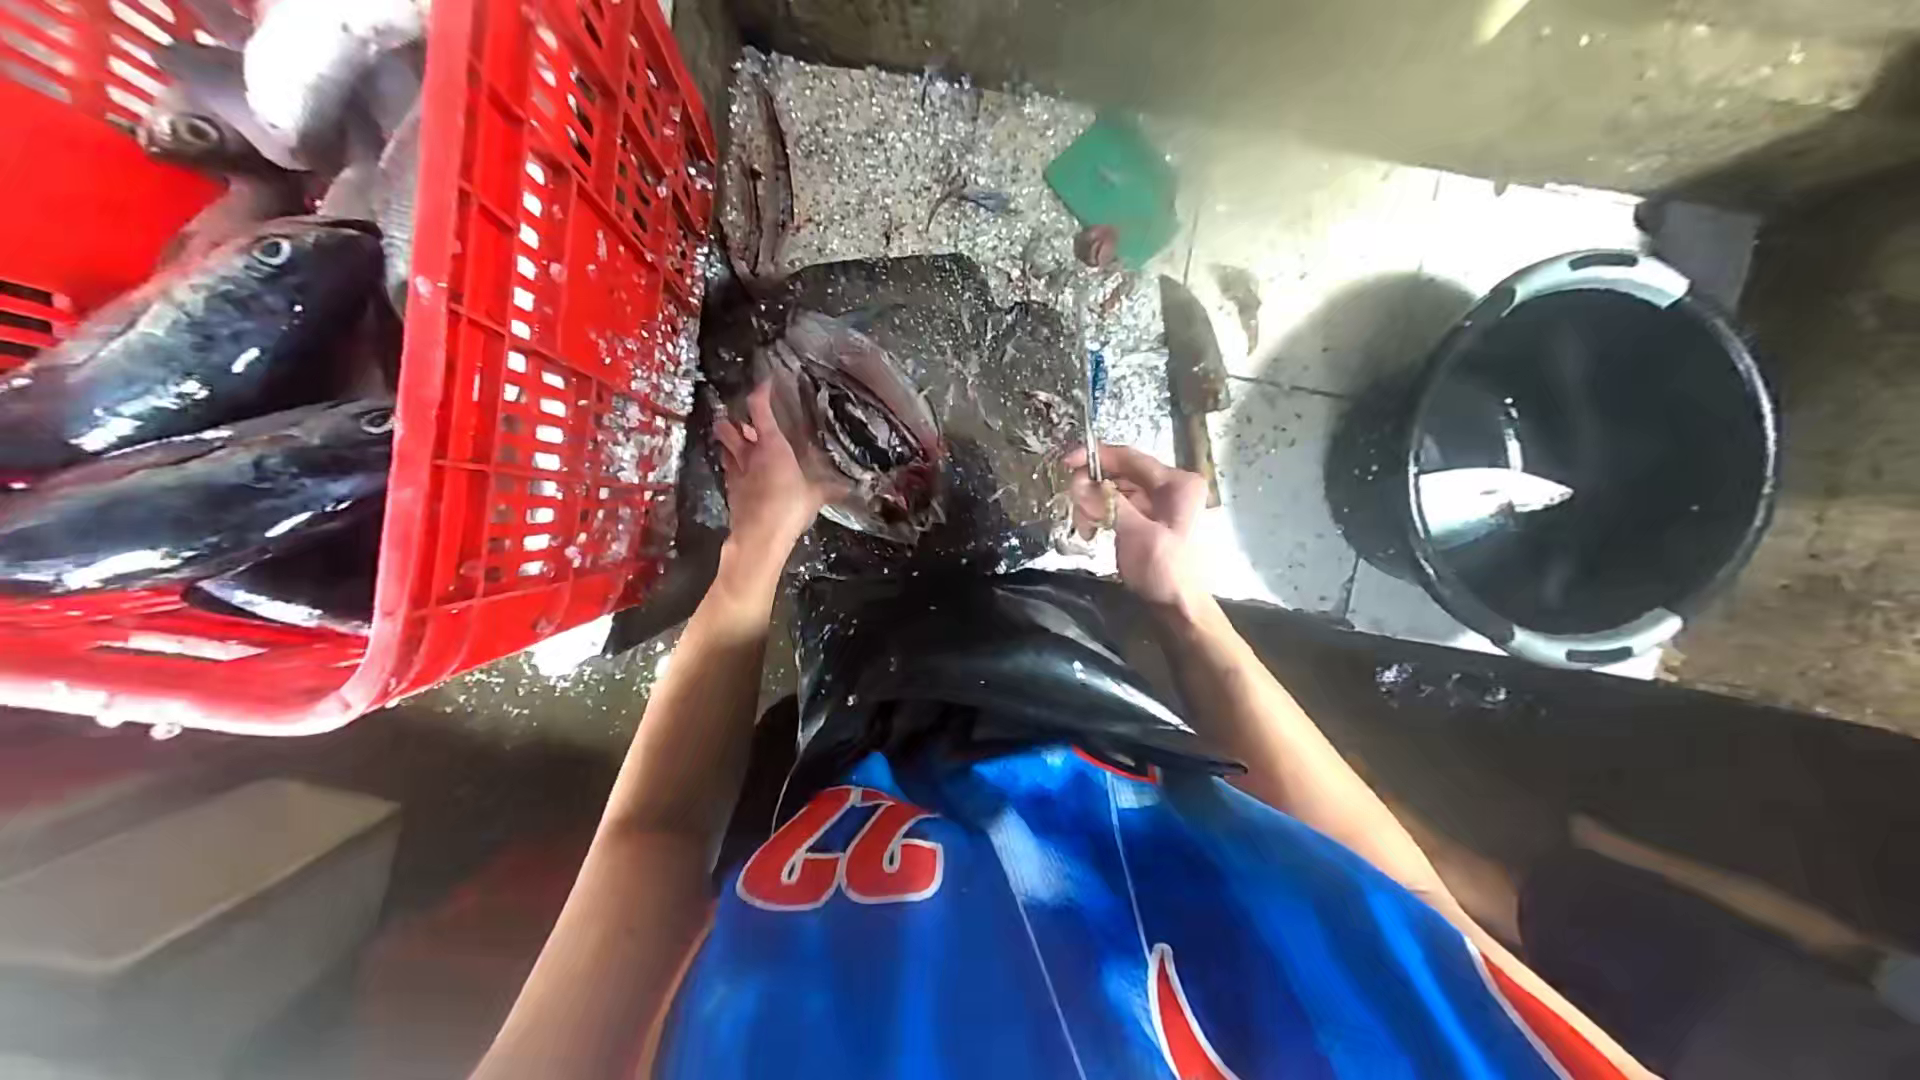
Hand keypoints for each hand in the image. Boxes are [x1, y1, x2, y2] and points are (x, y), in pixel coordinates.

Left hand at [713, 382, 830, 564]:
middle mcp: (748, 454)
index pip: (758, 408)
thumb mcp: (816, 496)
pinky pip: (728, 472)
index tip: (765, 384)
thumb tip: (850, 488)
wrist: (760, 536)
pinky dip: (732, 468)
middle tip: (740, 420)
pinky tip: (742, 474)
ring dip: (727, 444)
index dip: (760, 393)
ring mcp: (735, 473)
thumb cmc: (789, 507)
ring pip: (723, 448)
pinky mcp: (730, 491)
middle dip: (730, 421)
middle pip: (728, 427)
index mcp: (771, 445)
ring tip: (737, 444)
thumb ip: (829, 489)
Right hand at [1065, 444, 1209, 610]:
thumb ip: (1106, 504)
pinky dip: (1104, 516)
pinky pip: (1123, 508)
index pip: (1130, 457)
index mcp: (1178, 483)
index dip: (1095, 456)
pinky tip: (1092, 531)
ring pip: (1119, 491)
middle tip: (1071, 503)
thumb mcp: (1136, 534)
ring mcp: (1164, 506)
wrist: (1181, 611)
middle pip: (1123, 473)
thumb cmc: (1165, 571)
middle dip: (1093, 487)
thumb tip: (1076, 482)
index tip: (1065, 464)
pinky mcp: (1153, 523)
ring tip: (1083, 526)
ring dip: (1096, 504)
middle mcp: (1173, 488)